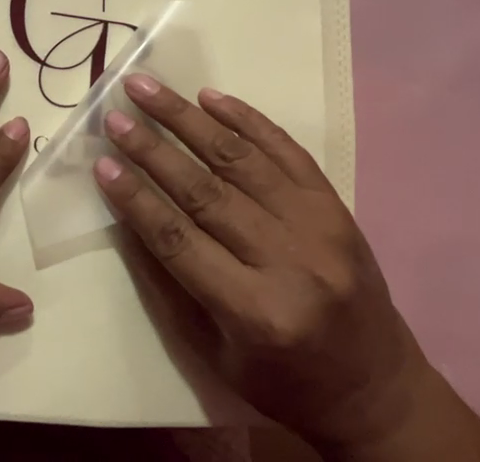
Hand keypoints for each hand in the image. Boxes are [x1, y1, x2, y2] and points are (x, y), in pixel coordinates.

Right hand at [95, 76, 479, 461]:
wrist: (378, 391)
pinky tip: (211, 97)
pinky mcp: (337, 207)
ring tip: (147, 88)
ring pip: (241, 160)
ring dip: (188, 119)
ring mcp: (320, 228)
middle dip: (152, 149)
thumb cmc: (284, 381)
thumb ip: (169, 283)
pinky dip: (247, 119)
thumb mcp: (214, 352)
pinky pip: (287, 151)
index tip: (101, 162)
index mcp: (257, 313)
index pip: (178, 241)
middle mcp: (291, 263)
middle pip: (206, 193)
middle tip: (114, 116)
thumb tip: (127, 215)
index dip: (136, 199)